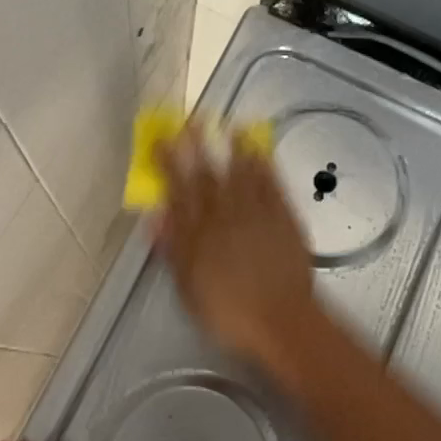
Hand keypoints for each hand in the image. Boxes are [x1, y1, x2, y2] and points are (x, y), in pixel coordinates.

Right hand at [153, 124, 325, 381]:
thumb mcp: (188, 287)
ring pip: (243, 173)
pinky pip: (273, 184)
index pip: (179, 189)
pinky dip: (266, 166)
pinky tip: (261, 153)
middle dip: (200, 145)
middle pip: (209, 174)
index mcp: (198, 233)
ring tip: (231, 126)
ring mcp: (258, 214)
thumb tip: (155, 218)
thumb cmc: (229, 312)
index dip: (169, 161)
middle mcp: (226, 216)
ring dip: (236, 148)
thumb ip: (173, 250)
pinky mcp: (285, 218)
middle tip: (194, 120)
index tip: (162, 140)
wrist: (282, 320)